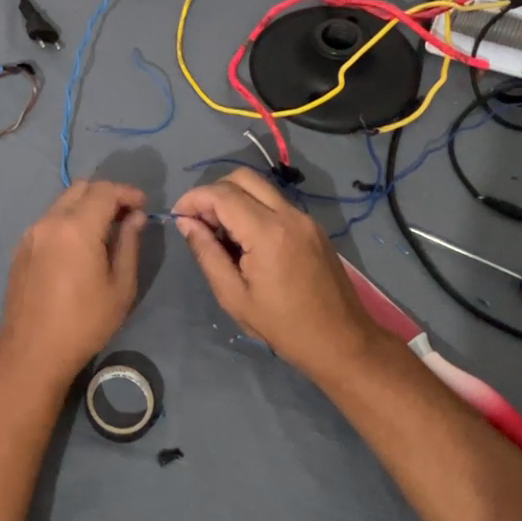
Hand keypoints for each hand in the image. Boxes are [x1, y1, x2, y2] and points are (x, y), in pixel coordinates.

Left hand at [0, 181, 146, 384]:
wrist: (33, 350)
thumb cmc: (84, 322)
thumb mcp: (120, 286)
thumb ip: (129, 244)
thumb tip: (135, 217)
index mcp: (76, 228)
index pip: (104, 191)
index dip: (127, 192)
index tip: (144, 205)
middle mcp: (50, 221)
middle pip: (81, 189)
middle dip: (107, 194)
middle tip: (127, 215)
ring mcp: (32, 233)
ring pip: (62, 202)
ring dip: (86, 206)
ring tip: (106, 230)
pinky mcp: (22, 247)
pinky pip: (49, 220)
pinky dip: (69, 219)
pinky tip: (81, 245)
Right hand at [173, 169, 380, 378]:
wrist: (343, 343)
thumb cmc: (284, 326)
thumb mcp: (233, 296)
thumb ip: (206, 253)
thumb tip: (186, 223)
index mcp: (268, 233)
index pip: (221, 194)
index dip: (193, 199)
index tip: (178, 217)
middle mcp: (289, 215)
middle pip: (242, 177)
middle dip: (213, 192)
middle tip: (200, 221)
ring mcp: (306, 219)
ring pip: (260, 187)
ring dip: (234, 198)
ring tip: (221, 232)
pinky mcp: (314, 228)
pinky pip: (276, 203)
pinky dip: (253, 208)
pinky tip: (247, 240)